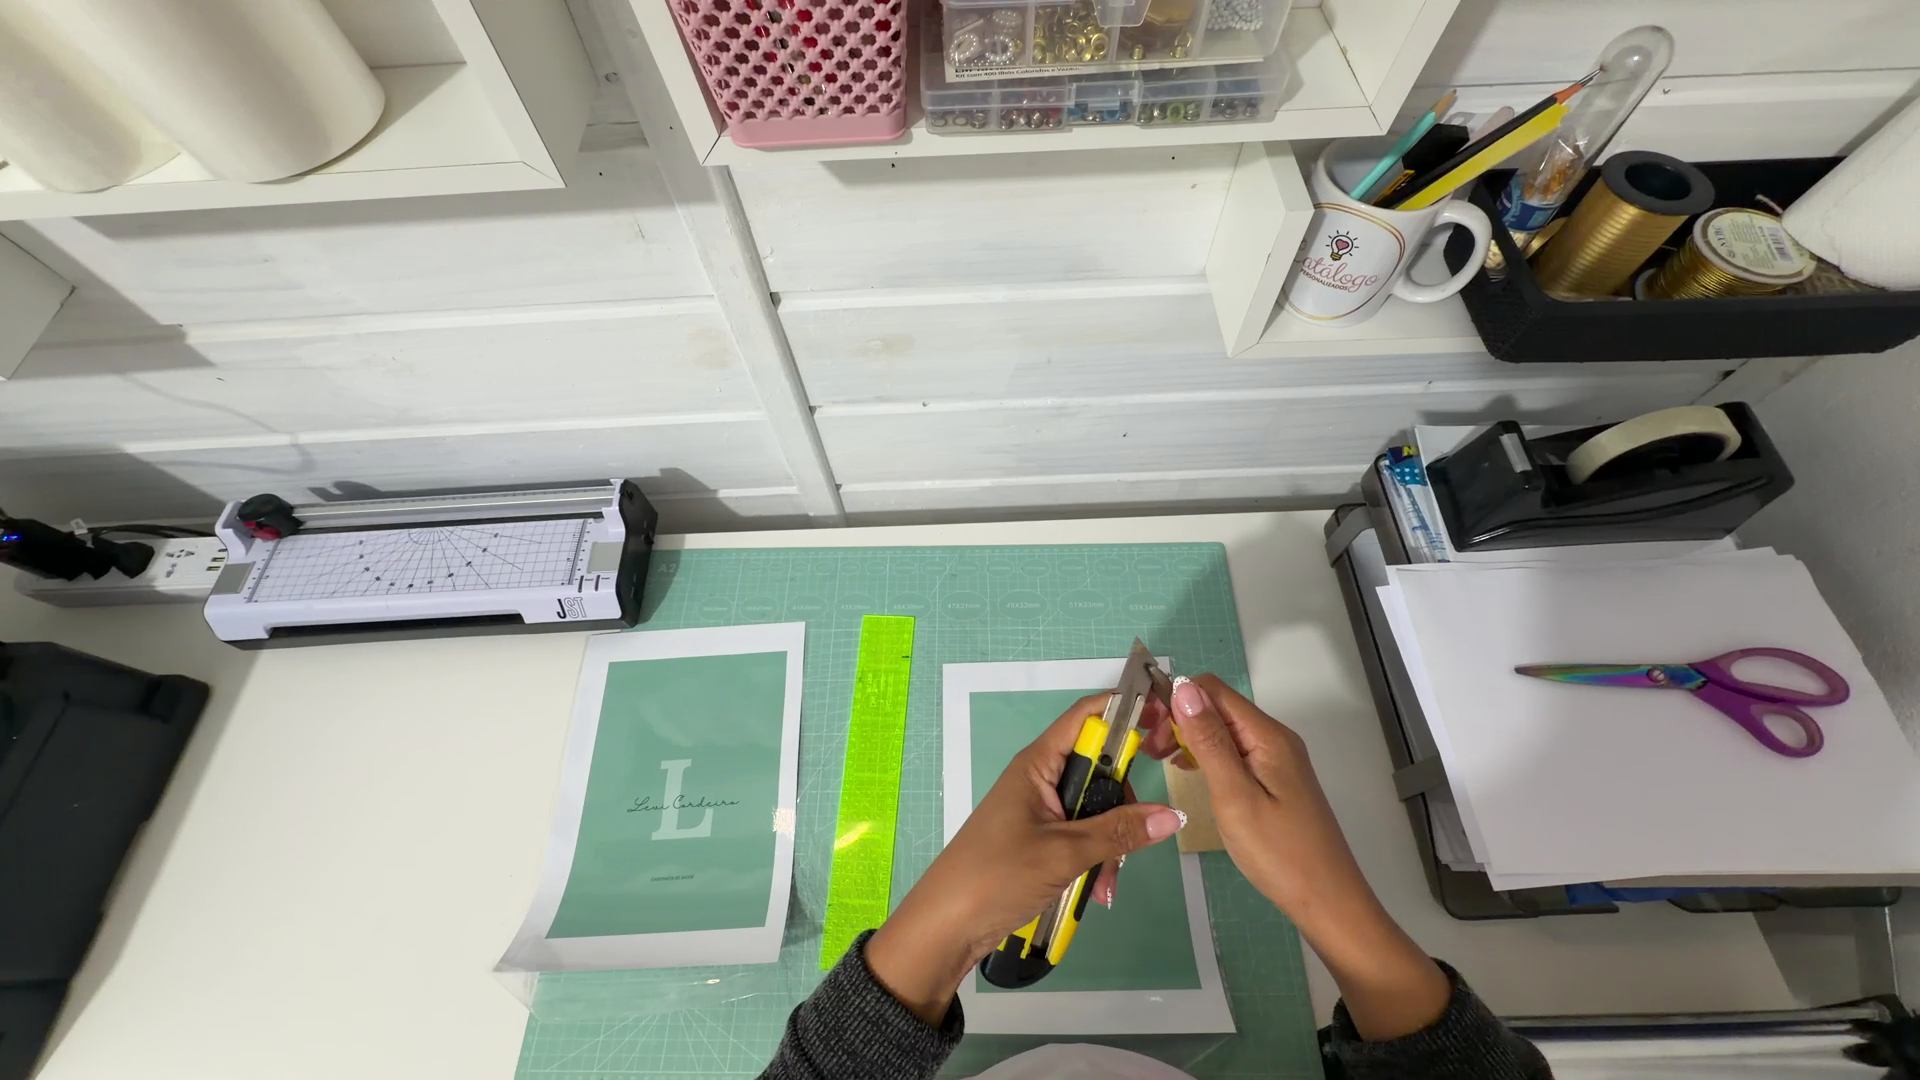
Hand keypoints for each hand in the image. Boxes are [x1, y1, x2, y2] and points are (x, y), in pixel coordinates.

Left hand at [867, 693, 1186, 1022]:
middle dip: (1122, 802)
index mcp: (1038, 763)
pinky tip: (1097, 891)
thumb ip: (1119, 832)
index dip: (1124, 711)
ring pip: (1093, 808)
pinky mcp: (1040, 839)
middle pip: (1098, 769)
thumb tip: (1173, 815)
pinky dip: (1094, 858)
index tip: (1164, 722)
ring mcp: (1040, 809)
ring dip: (1110, 841)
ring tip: (1107, 883)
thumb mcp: (1065, 853)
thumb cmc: (998, 875)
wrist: (947, 925)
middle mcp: (1040, 778)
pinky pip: (1081, 835)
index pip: (1085, 717)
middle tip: (1139, 832)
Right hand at [1148, 675, 1449, 1040]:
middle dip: (1178, 718)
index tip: (1148, 728)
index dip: (1175, 698)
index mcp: (1266, 735)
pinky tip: (1190, 773)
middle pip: (1217, 706)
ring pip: (1222, 728)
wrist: (1328, 903)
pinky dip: (1206, 754)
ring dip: (1189, 736)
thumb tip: (1183, 687)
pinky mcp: (1274, 778)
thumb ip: (1208, 740)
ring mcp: (1276, 758)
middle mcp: (1273, 738)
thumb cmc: (1278, 853)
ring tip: (1164, 762)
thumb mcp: (1234, 795)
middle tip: (1152, 753)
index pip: (1212, 689)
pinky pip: (1233, 750)